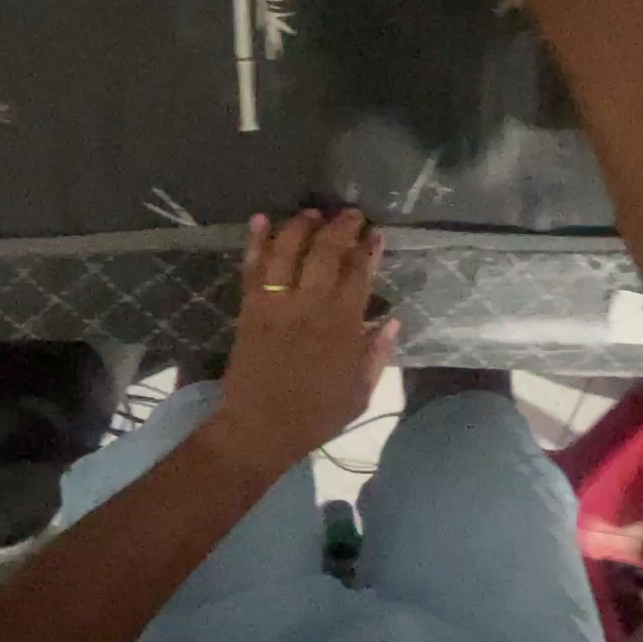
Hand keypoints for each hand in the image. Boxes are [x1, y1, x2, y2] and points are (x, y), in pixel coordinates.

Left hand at [209, 211, 398, 471]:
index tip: (377, 234)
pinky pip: (252, 267)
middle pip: (327, 251)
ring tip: (312, 213)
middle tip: (350, 214)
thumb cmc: (315, 414)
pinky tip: (260, 220)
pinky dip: (256, 241)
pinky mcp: (250, 307)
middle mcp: (311, 305)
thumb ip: (377, 354)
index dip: (370, 250)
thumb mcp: (360, 393)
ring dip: (301, 225)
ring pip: (289, 250)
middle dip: (341, 226)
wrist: (258, 428)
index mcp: (342, 325)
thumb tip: (392, 321)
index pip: (360, 274)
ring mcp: (277, 303)